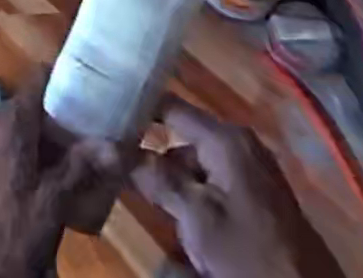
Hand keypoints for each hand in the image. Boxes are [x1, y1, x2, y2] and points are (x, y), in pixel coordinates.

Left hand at [0, 76, 132, 277]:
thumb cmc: (13, 225)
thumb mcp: (53, 200)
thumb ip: (81, 167)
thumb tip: (117, 144)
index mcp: (12, 118)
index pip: (40, 76)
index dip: (67, 75)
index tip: (96, 82)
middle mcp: (0, 119)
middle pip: (40, 98)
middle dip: (70, 107)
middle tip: (104, 117)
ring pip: (34, 119)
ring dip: (60, 129)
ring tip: (95, 140)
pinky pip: (25, 138)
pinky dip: (46, 144)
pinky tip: (71, 164)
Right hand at [131, 101, 333, 277]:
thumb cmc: (252, 256)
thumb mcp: (197, 219)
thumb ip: (158, 179)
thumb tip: (118, 149)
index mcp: (225, 139)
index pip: (169, 106)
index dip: (137, 108)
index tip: (105, 114)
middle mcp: (239, 144)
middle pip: (180, 137)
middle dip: (153, 156)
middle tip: (120, 171)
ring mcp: (250, 171)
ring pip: (194, 164)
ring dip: (172, 183)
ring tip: (149, 203)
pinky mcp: (257, 197)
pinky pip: (212, 183)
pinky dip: (193, 197)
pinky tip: (181, 223)